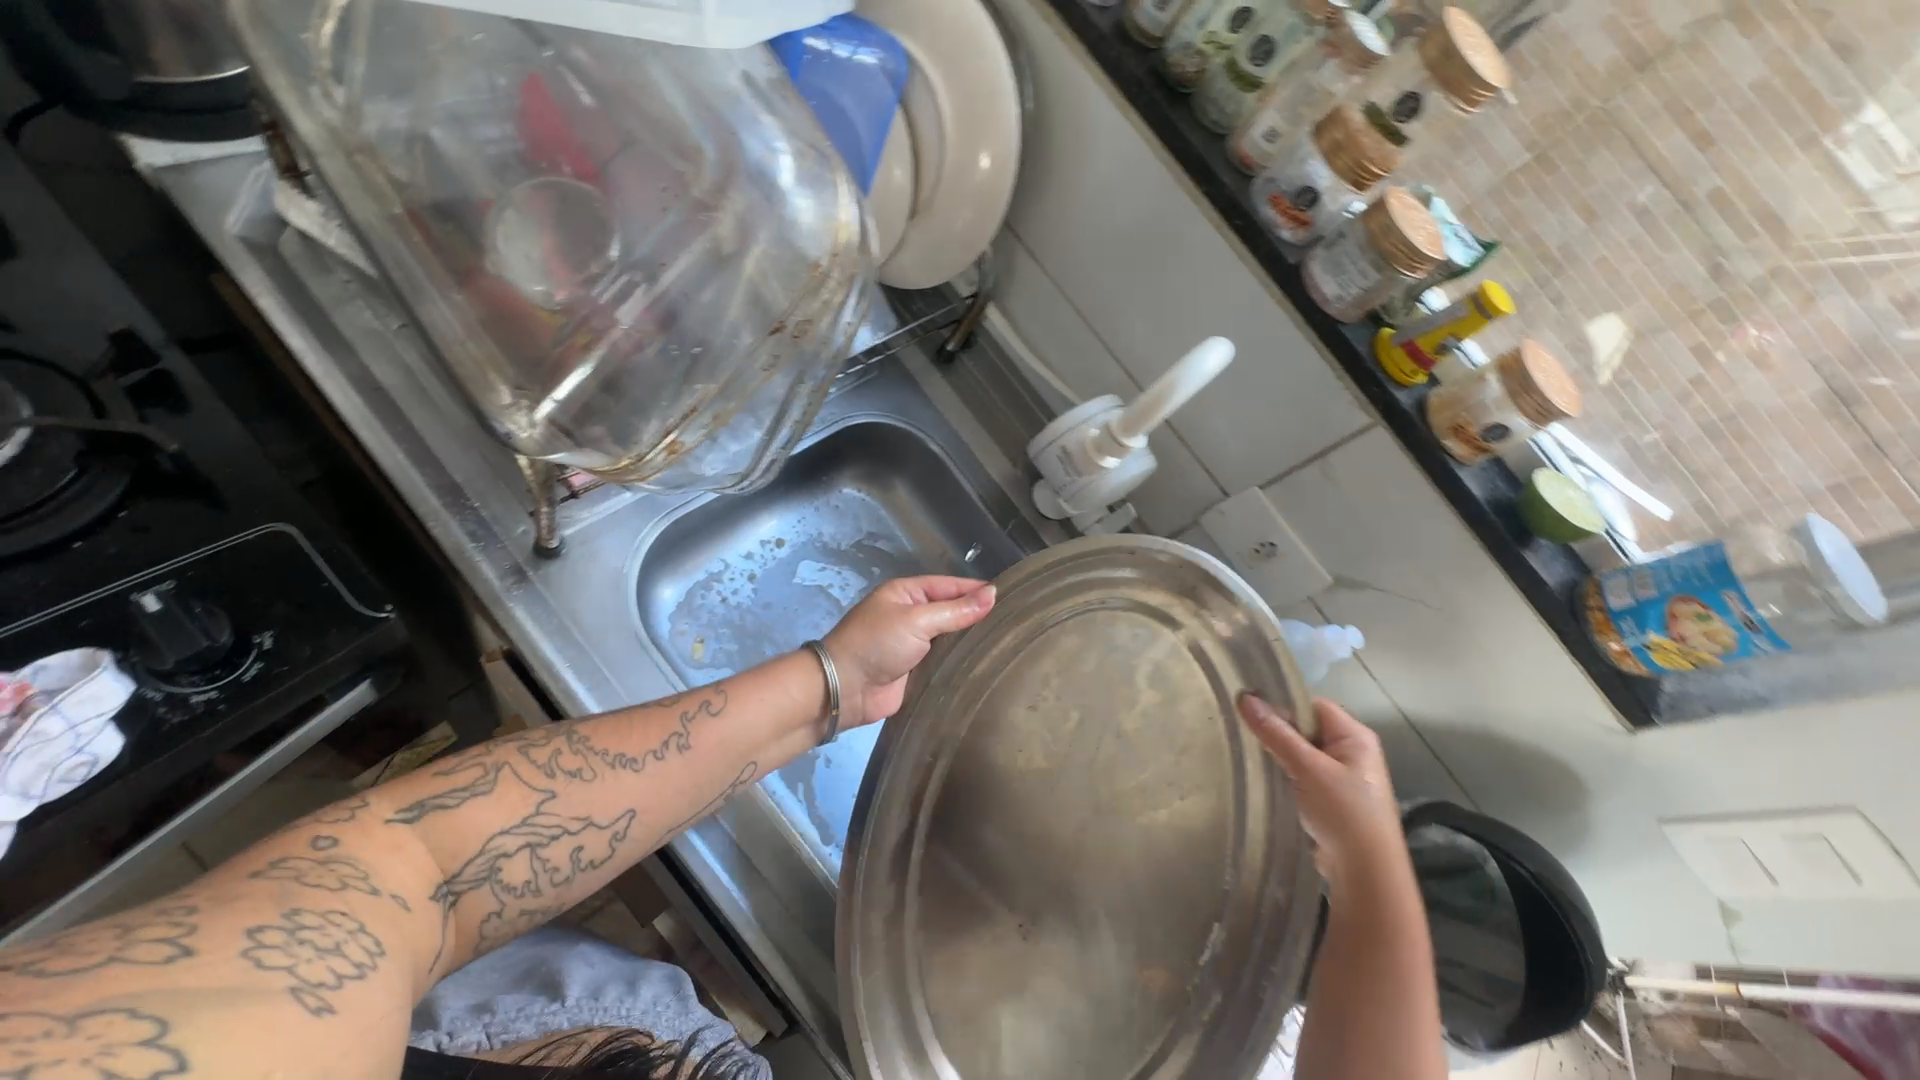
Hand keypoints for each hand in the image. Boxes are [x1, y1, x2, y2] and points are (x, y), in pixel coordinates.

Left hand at [823, 576, 995, 726]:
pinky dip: (961, 663)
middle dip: (976, 616)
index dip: (976, 590)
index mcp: (906, 594)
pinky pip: (944, 663)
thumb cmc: (877, 644)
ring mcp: (914, 645)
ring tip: (1008, 643)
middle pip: (951, 611)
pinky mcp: (916, 671)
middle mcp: (911, 615)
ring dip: (970, 642)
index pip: (949, 585)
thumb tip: (993, 594)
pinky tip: (986, 665)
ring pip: (950, 639)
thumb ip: (956, 611)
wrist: (845, 688)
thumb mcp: (917, 621)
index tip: (1008, 596)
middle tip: (1013, 623)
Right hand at [1238, 695, 1404, 889]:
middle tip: (1245, 734)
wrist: (1366, 870)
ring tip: (1250, 756)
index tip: (1251, 711)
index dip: (1285, 705)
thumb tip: (1245, 697)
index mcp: (1355, 736)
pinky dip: (1287, 777)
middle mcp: (1353, 752)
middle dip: (1279, 732)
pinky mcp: (1333, 801)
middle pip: (1308, 729)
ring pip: (1304, 755)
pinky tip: (1267, 782)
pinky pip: (1305, 777)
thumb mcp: (1307, 768)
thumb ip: (1276, 734)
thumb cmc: (1343, 811)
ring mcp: (1344, 778)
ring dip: (1281, 757)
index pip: (1314, 706)